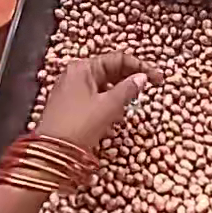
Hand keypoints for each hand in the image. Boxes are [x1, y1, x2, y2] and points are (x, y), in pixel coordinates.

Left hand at [34, 52, 154, 149]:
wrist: (52, 153)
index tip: (159, 79)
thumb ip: (127, 90)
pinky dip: (109, 100)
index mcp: (83, 68)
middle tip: (152, 88)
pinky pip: (95, 96)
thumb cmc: (79, 126)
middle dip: (131, 78)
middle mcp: (75, 74)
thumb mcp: (108, 107)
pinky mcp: (70, 104)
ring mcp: (71, 89)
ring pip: (103, 84)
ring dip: (121, 90)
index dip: (141, 67)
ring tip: (135, 100)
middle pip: (110, 69)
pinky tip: (117, 111)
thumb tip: (142, 77)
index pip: (118, 59)